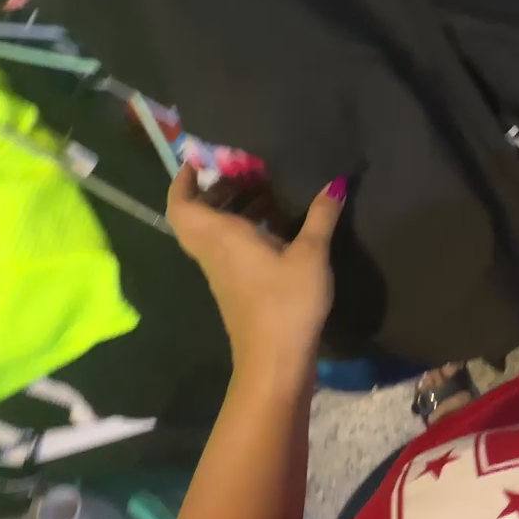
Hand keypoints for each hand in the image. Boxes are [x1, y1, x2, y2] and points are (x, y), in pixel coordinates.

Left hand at [167, 166, 345, 383]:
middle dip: (212, 190)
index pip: (183, 205)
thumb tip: (335, 182)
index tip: (200, 160)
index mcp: (222, 237)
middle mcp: (214, 251)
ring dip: (229, 208)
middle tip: (241, 171)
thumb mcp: (311, 254)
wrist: (274, 358)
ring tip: (263, 190)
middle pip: (195, 216)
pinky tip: (275, 225)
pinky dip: (241, 227)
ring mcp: (222, 271)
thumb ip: (321, 216)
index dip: (182, 181)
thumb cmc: (287, 301)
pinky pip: (226, 245)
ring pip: (211, 231)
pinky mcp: (235, 285)